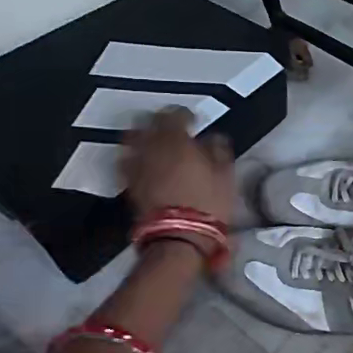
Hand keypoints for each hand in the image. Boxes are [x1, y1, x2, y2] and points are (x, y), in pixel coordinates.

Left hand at [119, 107, 234, 222]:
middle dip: (159, 121)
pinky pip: (127, 161)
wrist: (180, 237)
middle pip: (147, 122)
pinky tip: (145, 162)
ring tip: (153, 141)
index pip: (175, 114)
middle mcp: (151, 148)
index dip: (185, 114)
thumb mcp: (225, 174)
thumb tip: (213, 139)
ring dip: (142, 136)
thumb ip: (218, 149)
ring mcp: (137, 166)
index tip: (193, 120)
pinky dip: (135, 157)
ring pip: (132, 140)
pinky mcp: (130, 185)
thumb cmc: (207, 203)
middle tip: (171, 126)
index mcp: (176, 140)